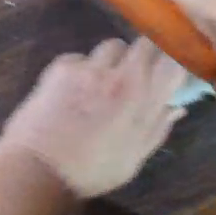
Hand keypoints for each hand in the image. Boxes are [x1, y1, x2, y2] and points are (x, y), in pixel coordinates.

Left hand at [0, 38, 190, 199]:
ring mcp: (90, 68)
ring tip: (102, 80)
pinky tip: (72, 88)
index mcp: (143, 102)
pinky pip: (81, 57)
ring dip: (113, 59)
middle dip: (145, 54)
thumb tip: (177, 107)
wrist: (38, 170)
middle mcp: (121, 77)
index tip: (168, 69)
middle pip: (145, 43)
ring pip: (113, 46)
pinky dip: (81, 68)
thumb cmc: (91, 172)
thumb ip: (157, 129)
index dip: (174, 60)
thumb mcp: (133, 160)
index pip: (173, 61)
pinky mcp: (62, 66)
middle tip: (136, 72)